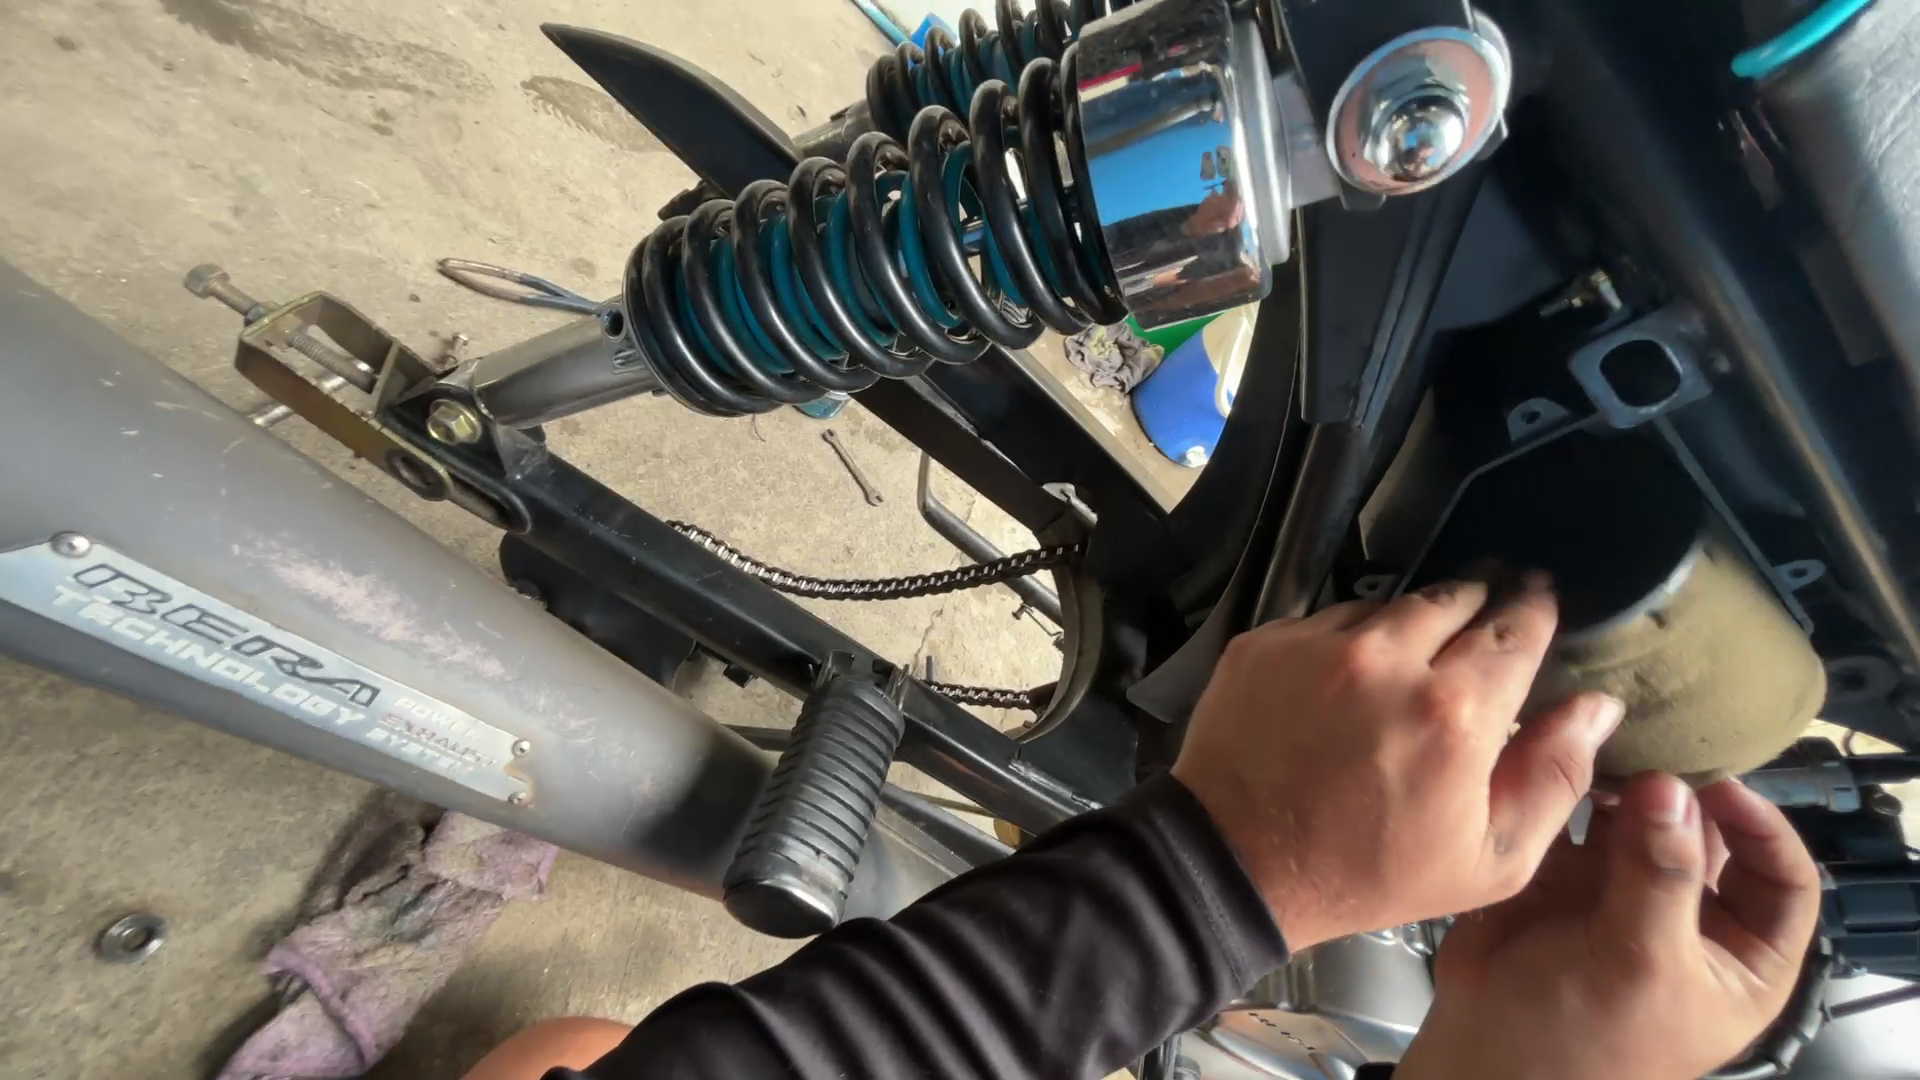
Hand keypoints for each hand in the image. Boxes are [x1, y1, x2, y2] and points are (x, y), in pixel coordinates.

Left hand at [1172, 575, 1624, 947]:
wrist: (1236, 856)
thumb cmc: (1365, 869)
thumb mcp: (1488, 857)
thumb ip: (1553, 774)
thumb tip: (1597, 707)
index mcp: (1451, 710)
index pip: (1513, 631)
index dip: (1533, 608)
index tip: (1540, 591)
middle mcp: (1380, 660)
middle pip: (1448, 600)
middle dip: (1475, 600)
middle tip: (1484, 604)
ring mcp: (1311, 644)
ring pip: (1380, 606)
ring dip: (1402, 624)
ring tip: (1402, 659)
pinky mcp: (1260, 642)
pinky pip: (1320, 622)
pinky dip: (1340, 639)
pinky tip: (1339, 676)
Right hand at [1398, 773, 1821, 1079]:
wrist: (1492, 1043)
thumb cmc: (1594, 1029)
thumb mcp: (1644, 961)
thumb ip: (1658, 875)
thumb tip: (1671, 786)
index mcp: (1734, 948)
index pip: (1777, 877)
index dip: (1759, 828)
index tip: (1715, 781)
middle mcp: (1675, 908)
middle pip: (1694, 835)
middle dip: (1673, 793)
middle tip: (1638, 745)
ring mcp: (1607, 886)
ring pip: (1623, 821)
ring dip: (1610, 785)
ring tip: (1588, 744)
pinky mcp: (1547, 868)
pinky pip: (1560, 822)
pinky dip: (1554, 792)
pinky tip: (1543, 764)